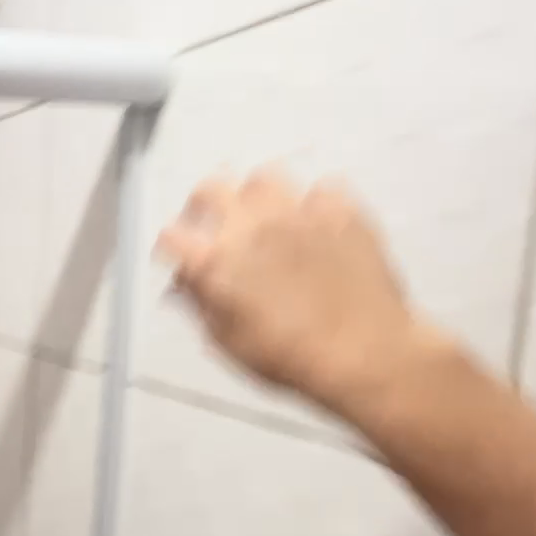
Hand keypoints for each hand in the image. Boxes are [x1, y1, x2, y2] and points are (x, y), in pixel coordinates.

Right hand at [154, 166, 444, 413]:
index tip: (174, 252)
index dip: (168, 246)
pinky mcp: (342, 213)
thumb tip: (184, 285)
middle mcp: (252, 230)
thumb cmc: (297, 357)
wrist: (367, 357)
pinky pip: (322, 188)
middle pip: (210, 190)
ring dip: (254, 194)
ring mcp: (299, 216)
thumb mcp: (226, 340)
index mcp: (217, 262)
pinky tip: (310, 221)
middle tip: (207, 220)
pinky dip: (312, 201)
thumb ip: (199, 302)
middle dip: (201, 204)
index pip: (172, 236)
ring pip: (263, 178)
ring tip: (259, 214)